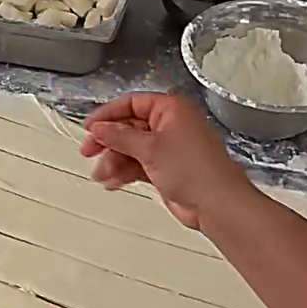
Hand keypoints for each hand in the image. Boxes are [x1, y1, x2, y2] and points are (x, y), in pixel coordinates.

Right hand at [81, 91, 255, 228]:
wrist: (216, 204)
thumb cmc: (196, 170)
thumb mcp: (150, 148)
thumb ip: (120, 136)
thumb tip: (100, 128)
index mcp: (171, 109)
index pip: (131, 103)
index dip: (108, 114)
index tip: (90, 127)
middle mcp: (170, 125)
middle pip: (129, 127)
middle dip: (108, 141)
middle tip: (89, 151)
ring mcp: (168, 148)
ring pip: (131, 149)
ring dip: (114, 161)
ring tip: (102, 174)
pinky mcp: (166, 169)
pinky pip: (138, 165)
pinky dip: (125, 172)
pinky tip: (113, 181)